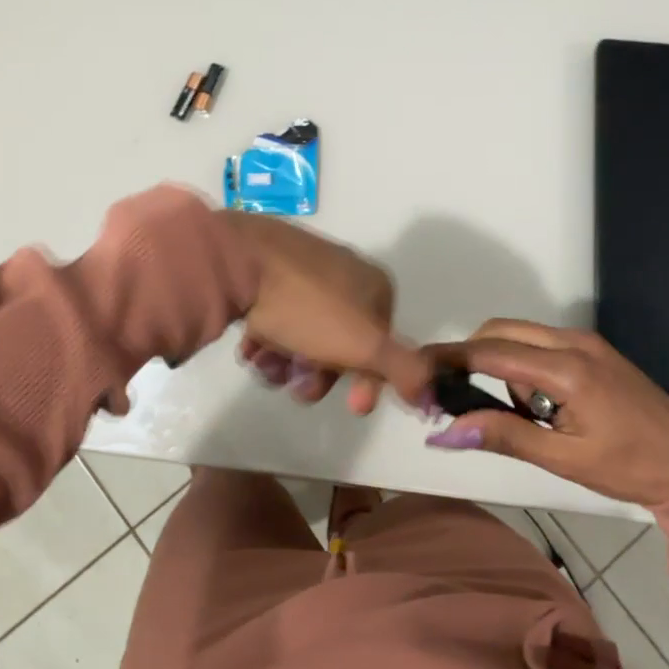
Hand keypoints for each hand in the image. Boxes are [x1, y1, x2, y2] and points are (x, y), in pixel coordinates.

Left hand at [222, 211, 430, 414]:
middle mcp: (344, 274)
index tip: (352, 408)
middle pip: (340, 344)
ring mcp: (304, 271)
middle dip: (319, 375)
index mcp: (375, 286)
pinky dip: (265, 341)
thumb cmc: (308, 307)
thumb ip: (404, 369)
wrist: (238, 260)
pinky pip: (274, 317)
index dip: (369, 382)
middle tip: (296, 388)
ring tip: (265, 367)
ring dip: (286, 363)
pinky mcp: (267, 272)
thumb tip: (430, 391)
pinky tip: (250, 350)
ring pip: (303, 335)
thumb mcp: (366, 346)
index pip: (383, 346)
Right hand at [420, 319, 668, 505]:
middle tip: (453, 399)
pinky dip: (523, 367)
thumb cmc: (628, 467)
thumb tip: (444, 431)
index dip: (448, 360)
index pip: (491, 352)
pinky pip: (541, 345)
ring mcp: (584, 342)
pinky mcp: (591, 350)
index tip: (416, 371)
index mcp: (567, 368)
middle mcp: (572, 341)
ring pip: (519, 336)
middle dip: (471, 358)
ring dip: (501, 365)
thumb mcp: (562, 458)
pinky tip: (535, 406)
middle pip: (500, 332)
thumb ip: (502, 435)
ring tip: (514, 417)